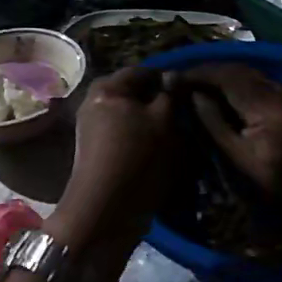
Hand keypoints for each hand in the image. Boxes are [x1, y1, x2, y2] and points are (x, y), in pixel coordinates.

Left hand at [51, 69, 176, 256]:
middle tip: (185, 116)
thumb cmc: (135, 157)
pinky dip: (140, 139)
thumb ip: (169, 95)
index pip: (142, 71)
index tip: (190, 91)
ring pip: (130, 116)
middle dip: (158, 103)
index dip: (167, 78)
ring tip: (177, 137)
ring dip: (151, 124)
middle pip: (133, 94)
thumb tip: (172, 75)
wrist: (104, 210)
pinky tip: (159, 153)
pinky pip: (123, 135)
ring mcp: (92, 127)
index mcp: (106, 87)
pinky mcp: (96, 150)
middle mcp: (93, 101)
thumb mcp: (162, 122)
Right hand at [181, 63, 281, 275]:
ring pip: (255, 78)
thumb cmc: (278, 200)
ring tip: (198, 87)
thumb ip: (211, 123)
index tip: (172, 78)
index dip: (198, 74)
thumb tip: (190, 92)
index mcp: (274, 111)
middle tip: (182, 80)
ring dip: (226, 79)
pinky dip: (243, 90)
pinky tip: (226, 99)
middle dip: (210, 73)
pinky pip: (267, 89)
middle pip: (243, 72)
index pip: (229, 77)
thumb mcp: (237, 163)